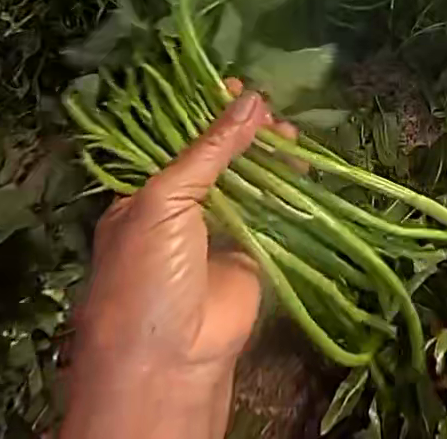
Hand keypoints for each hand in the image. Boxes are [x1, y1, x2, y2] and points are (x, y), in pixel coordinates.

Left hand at [61, 91, 277, 438]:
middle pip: (218, 157)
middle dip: (241, 129)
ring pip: (248, 178)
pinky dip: (288, 184)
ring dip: (267, 152)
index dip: (204, 112)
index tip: (232, 84)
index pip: (179, 141)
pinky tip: (299, 161)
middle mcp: (182, 208)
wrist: (170, 362)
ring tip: (286, 130)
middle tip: (266, 106)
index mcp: (146, 195)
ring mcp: (219, 229)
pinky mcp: (253, 249)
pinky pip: (273, 208)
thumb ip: (211, 148)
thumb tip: (251, 98)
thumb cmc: (148, 271)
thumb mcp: (166, 199)